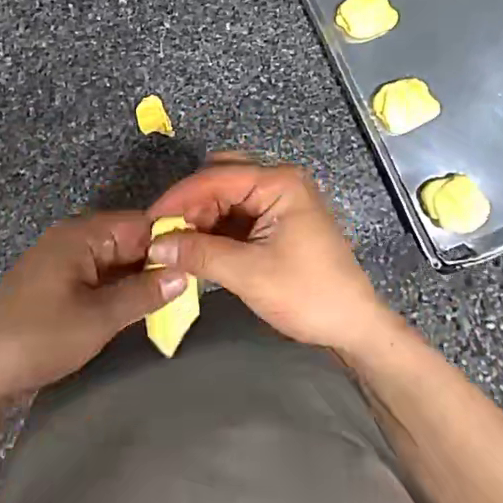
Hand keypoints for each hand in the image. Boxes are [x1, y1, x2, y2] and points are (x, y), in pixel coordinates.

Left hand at [0, 212, 187, 399]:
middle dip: (154, 261)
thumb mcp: (100, 318)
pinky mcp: (53, 281)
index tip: (197, 264)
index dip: (169, 242)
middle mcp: (69, 237)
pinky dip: (115, 287)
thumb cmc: (41, 338)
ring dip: (136, 277)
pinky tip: (134, 306)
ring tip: (169, 300)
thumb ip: (145, 293)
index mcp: (80, 234)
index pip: (138, 223)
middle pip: (125, 239)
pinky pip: (95, 274)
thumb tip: (185, 272)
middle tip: (188, 287)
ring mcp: (59, 259)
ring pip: (111, 259)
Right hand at [146, 155, 399, 354]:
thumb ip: (199, 253)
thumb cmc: (307, 295)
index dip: (178, 198)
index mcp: (279, 183)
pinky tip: (198, 246)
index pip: (215, 178)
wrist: (353, 325)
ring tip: (176, 242)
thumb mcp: (248, 274)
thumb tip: (155, 244)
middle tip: (163, 233)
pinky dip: (215, 227)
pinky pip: (237, 212)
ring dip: (201, 216)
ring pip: (226, 195)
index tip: (148, 222)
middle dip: (190, 204)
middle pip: (220, 178)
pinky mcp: (278, 219)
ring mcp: (280, 199)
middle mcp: (280, 181)